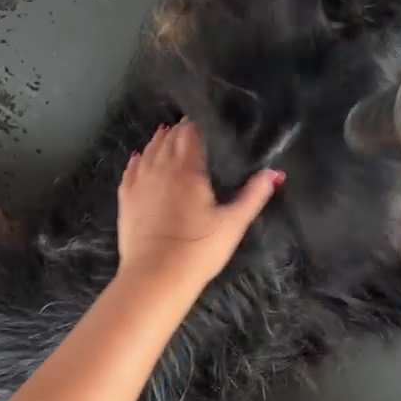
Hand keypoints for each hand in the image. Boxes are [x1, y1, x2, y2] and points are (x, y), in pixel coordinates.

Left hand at [117, 120, 282, 288]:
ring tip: (167, 134)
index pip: (191, 134)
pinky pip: (131, 169)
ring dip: (159, 141)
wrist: (155, 277)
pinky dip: (138, 159)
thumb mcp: (233, 223)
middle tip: (191, 128)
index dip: (198, 126)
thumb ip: (254, 195)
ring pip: (148, 150)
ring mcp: (139, 182)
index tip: (206, 124)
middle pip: (169, 139)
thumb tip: (275, 173)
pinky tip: (139, 157)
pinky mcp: (126, 199)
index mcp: (188, 168)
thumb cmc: (199, 250)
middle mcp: (161, 168)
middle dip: (180, 131)